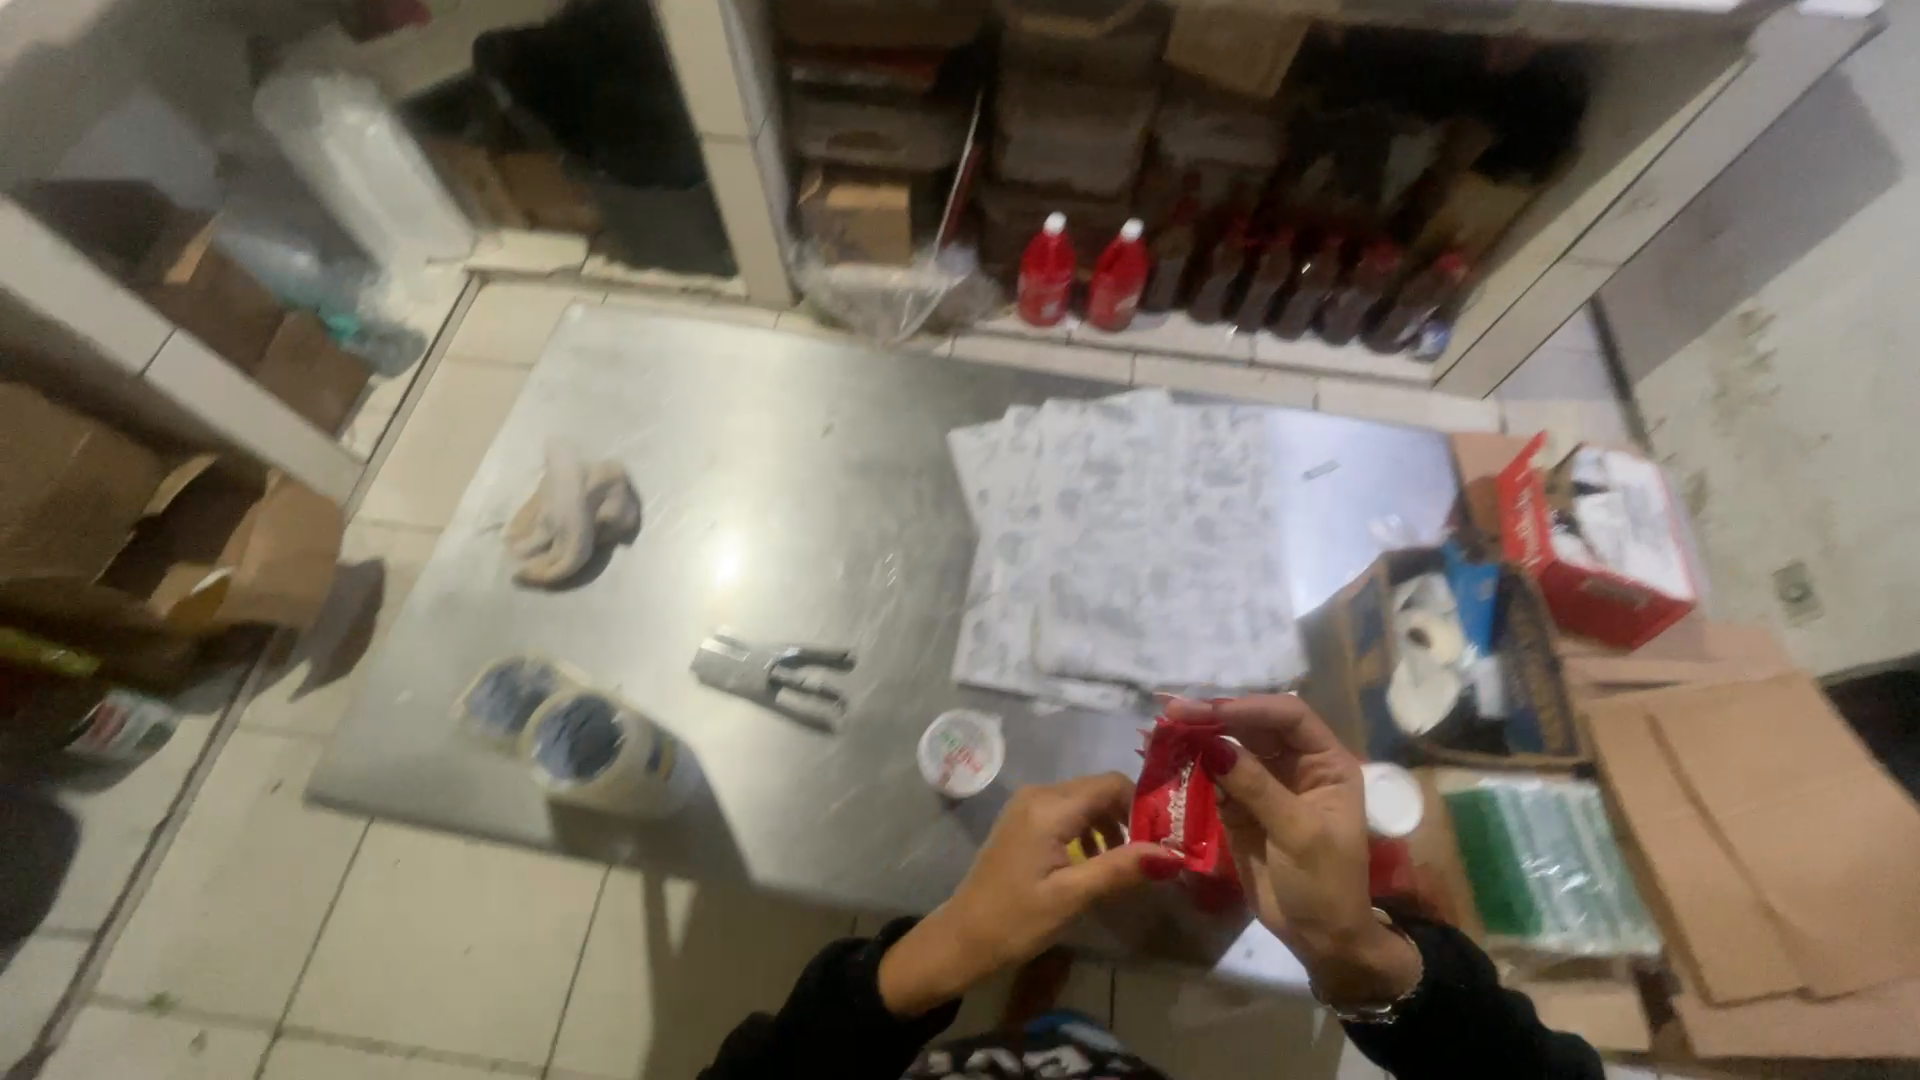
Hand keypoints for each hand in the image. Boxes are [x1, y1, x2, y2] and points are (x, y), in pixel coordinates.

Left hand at [878, 773, 1179, 1015]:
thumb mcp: (1073, 896)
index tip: (1164, 838)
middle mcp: (1038, 793)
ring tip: (1124, 864)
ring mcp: (1026, 804)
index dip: (1143, 806)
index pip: (1112, 784)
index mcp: (1049, 806)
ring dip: (1109, 824)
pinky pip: (1066, 810)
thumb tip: (1173, 854)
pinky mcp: (1022, 819)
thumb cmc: (1017, 919)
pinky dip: (1087, 828)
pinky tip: (1093, 862)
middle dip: (1129, 816)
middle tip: (1151, 854)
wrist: (963, 936)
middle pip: (1098, 789)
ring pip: (1084, 799)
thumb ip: (1121, 868)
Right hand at [1168, 695, 1420, 1006]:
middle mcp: (1295, 763)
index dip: (1249, 707)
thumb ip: (1257, 786)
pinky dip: (1193, 764)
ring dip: (1199, 735)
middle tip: (1175, 712)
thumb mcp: (1298, 834)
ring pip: (1230, 745)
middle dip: (1216, 716)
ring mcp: (1265, 782)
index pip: (1289, 716)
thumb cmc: (1325, 884)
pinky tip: (1171, 755)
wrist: (1318, 940)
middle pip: (1254, 725)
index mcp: (1325, 763)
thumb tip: (1213, 746)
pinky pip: (1214, 774)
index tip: (1208, 711)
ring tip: (1166, 729)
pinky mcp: (1239, 803)